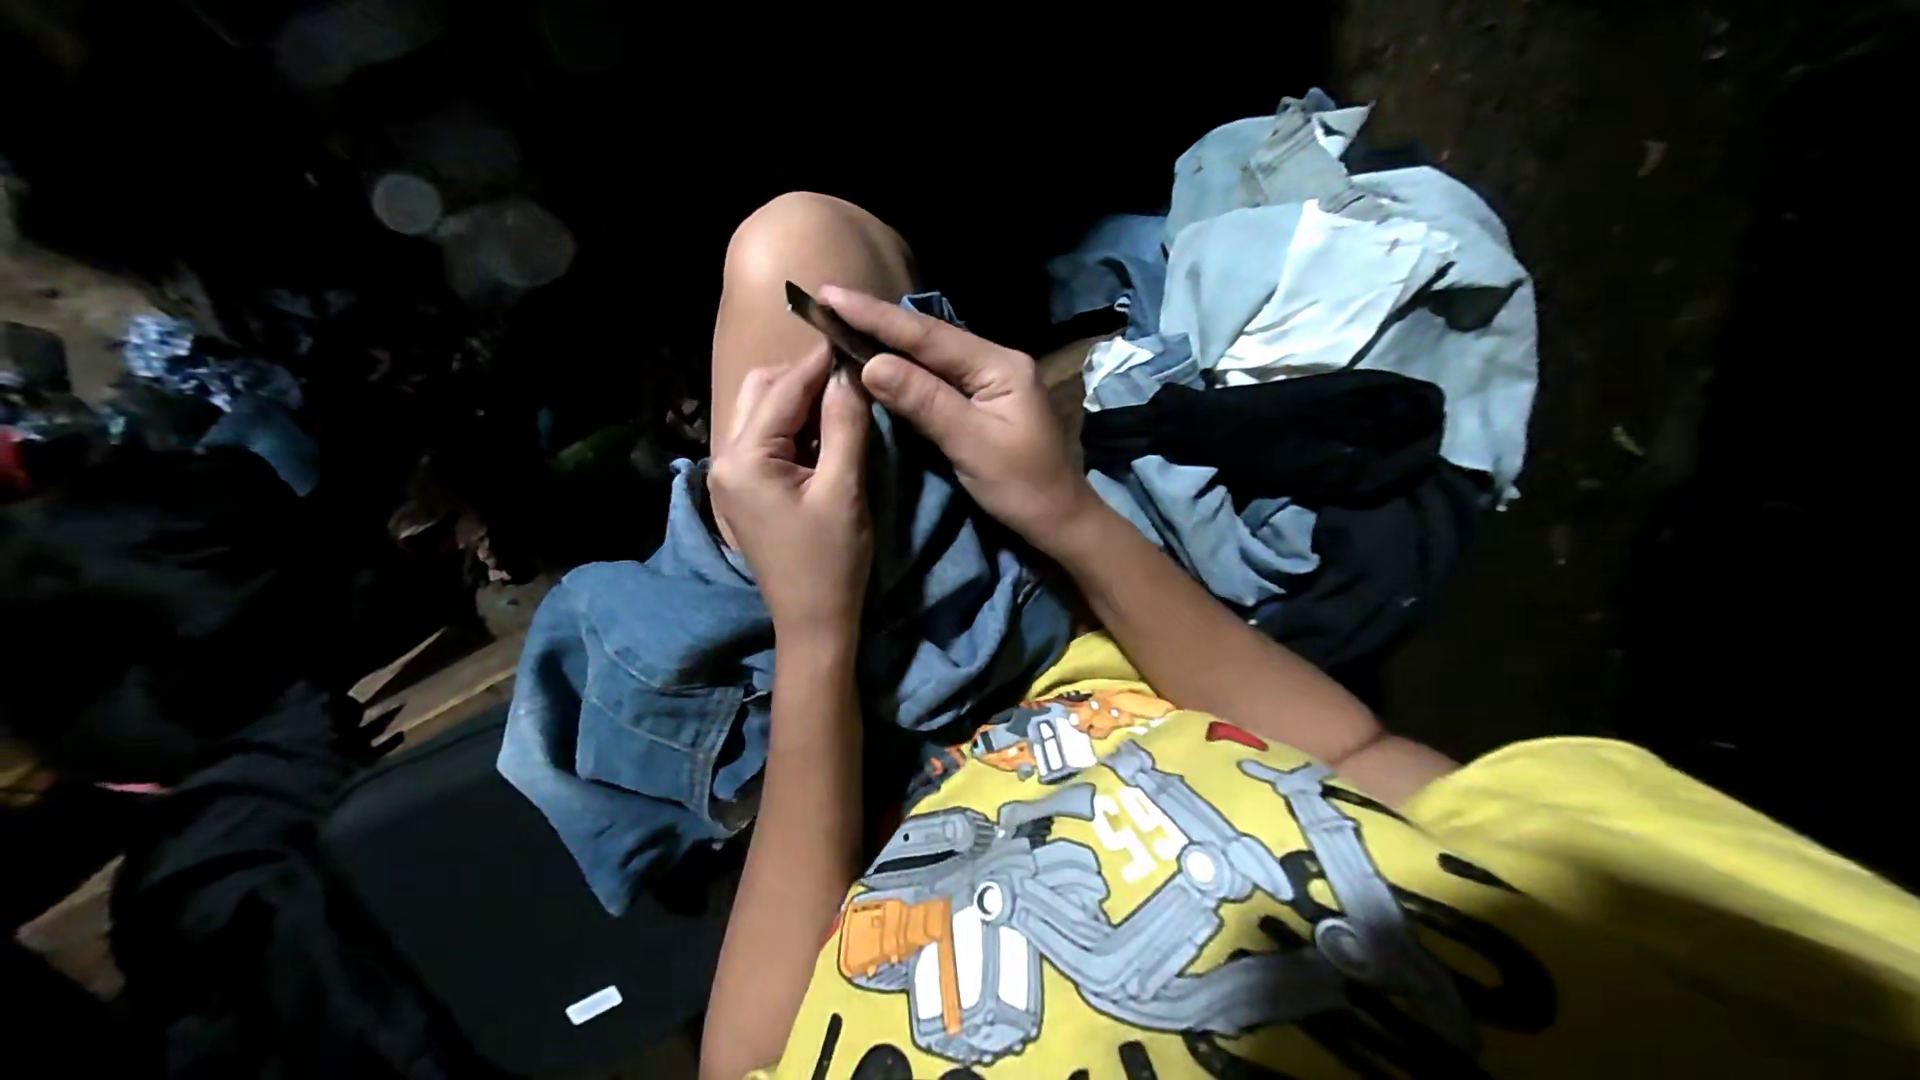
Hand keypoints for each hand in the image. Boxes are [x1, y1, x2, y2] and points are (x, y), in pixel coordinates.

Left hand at [708, 346, 872, 638]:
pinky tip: (823, 434)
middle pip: (761, 391)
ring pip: (761, 412)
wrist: (813, 621)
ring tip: (841, 405)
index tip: (852, 335)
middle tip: (850, 380)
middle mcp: (725, 458)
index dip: (821, 360)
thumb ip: (845, 423)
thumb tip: (851, 370)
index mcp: (744, 458)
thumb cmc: (832, 560)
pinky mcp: (743, 488)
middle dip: (804, 378)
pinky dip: (792, 427)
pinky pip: (764, 439)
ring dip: (798, 401)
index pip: (784, 389)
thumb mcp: (845, 488)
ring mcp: (729, 475)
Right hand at [820, 286, 1099, 555]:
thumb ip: (924, 401)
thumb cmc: (1022, 486)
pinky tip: (880, 357)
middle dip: (878, 320)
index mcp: (999, 365)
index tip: (830, 295)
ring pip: (932, 355)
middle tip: (826, 299)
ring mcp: (991, 381)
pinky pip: (937, 376)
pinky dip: (906, 367)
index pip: (929, 336)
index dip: (876, 317)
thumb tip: (872, 364)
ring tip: (844, 319)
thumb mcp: (972, 444)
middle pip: (929, 338)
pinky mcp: (983, 401)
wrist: (1059, 519)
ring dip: (889, 339)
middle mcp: (996, 362)